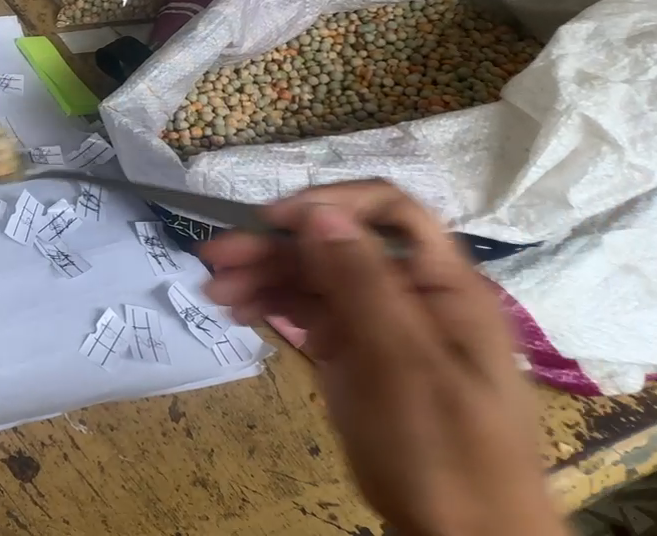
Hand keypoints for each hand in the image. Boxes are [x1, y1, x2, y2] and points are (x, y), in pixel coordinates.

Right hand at [200, 181, 563, 535]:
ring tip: (213, 292)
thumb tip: (317, 211)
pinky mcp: (354, 351)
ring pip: (312, 275)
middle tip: (212, 259)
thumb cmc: (444, 453)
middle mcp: (409, 294)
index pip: (388, 212)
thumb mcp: (403, 365)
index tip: (272, 222)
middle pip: (334, 244)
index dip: (330, 204)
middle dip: (273, 246)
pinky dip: (269, 304)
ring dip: (260, 275)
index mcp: (442, 288)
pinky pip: (306, 310)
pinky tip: (236, 311)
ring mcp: (381, 324)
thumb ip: (362, 283)